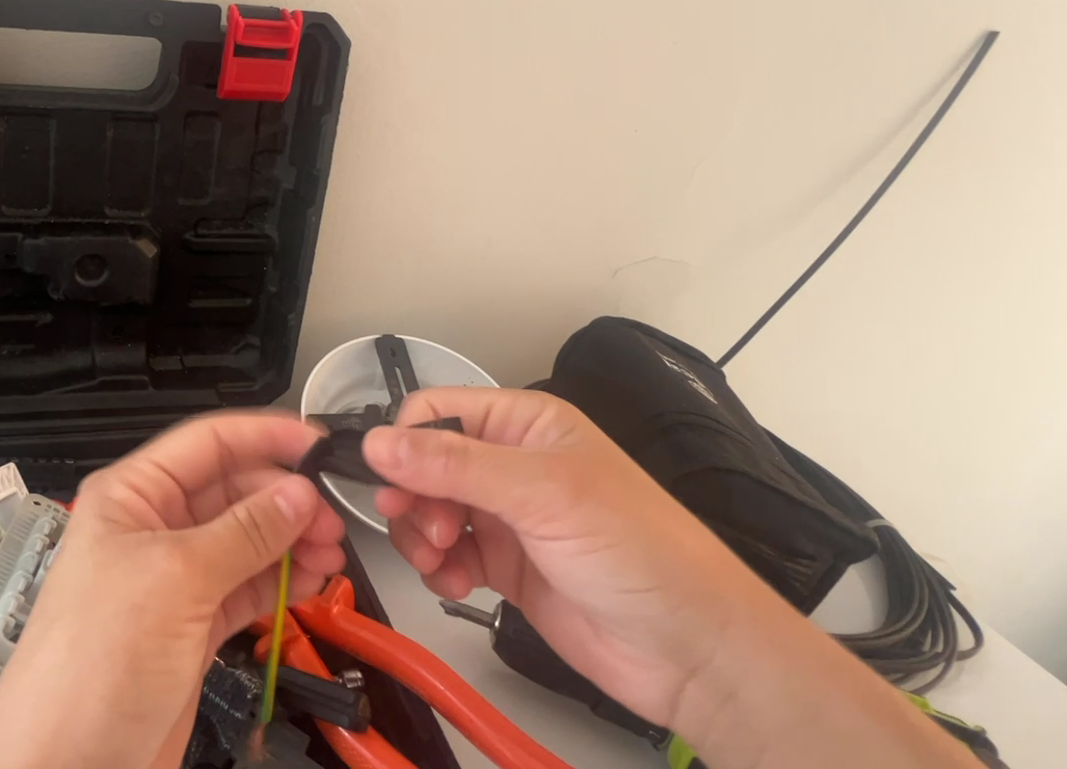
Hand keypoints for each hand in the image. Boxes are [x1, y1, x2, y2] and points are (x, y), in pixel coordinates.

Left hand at [0, 411, 344, 768]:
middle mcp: (152, 529)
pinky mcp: (192, 624)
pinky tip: (312, 579)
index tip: (315, 443)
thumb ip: (243, 533)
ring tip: (329, 551)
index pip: (206, 443)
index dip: (263, 437)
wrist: (67, 766)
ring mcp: (174, 578)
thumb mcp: (175, 580)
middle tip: (329, 515)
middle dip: (282, 498)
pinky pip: (246, 586)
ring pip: (245, 540)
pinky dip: (280, 581)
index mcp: (131, 496)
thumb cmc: (93, 663)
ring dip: (289, 541)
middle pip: (231, 491)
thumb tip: (296, 494)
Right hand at [366, 387, 977, 768]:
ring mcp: (504, 515)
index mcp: (522, 424)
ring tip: (441, 563)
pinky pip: (445, 552)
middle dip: (413, 496)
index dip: (405, 442)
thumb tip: (373, 442)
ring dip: (421, 535)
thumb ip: (452, 466)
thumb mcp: (540, 494)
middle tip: (424, 531)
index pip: (436, 412)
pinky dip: (438, 566)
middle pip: (423, 463)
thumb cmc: (632, 550)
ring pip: (426, 509)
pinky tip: (455, 585)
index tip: (392, 485)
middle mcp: (507, 462)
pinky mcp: (502, 563)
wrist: (694, 654)